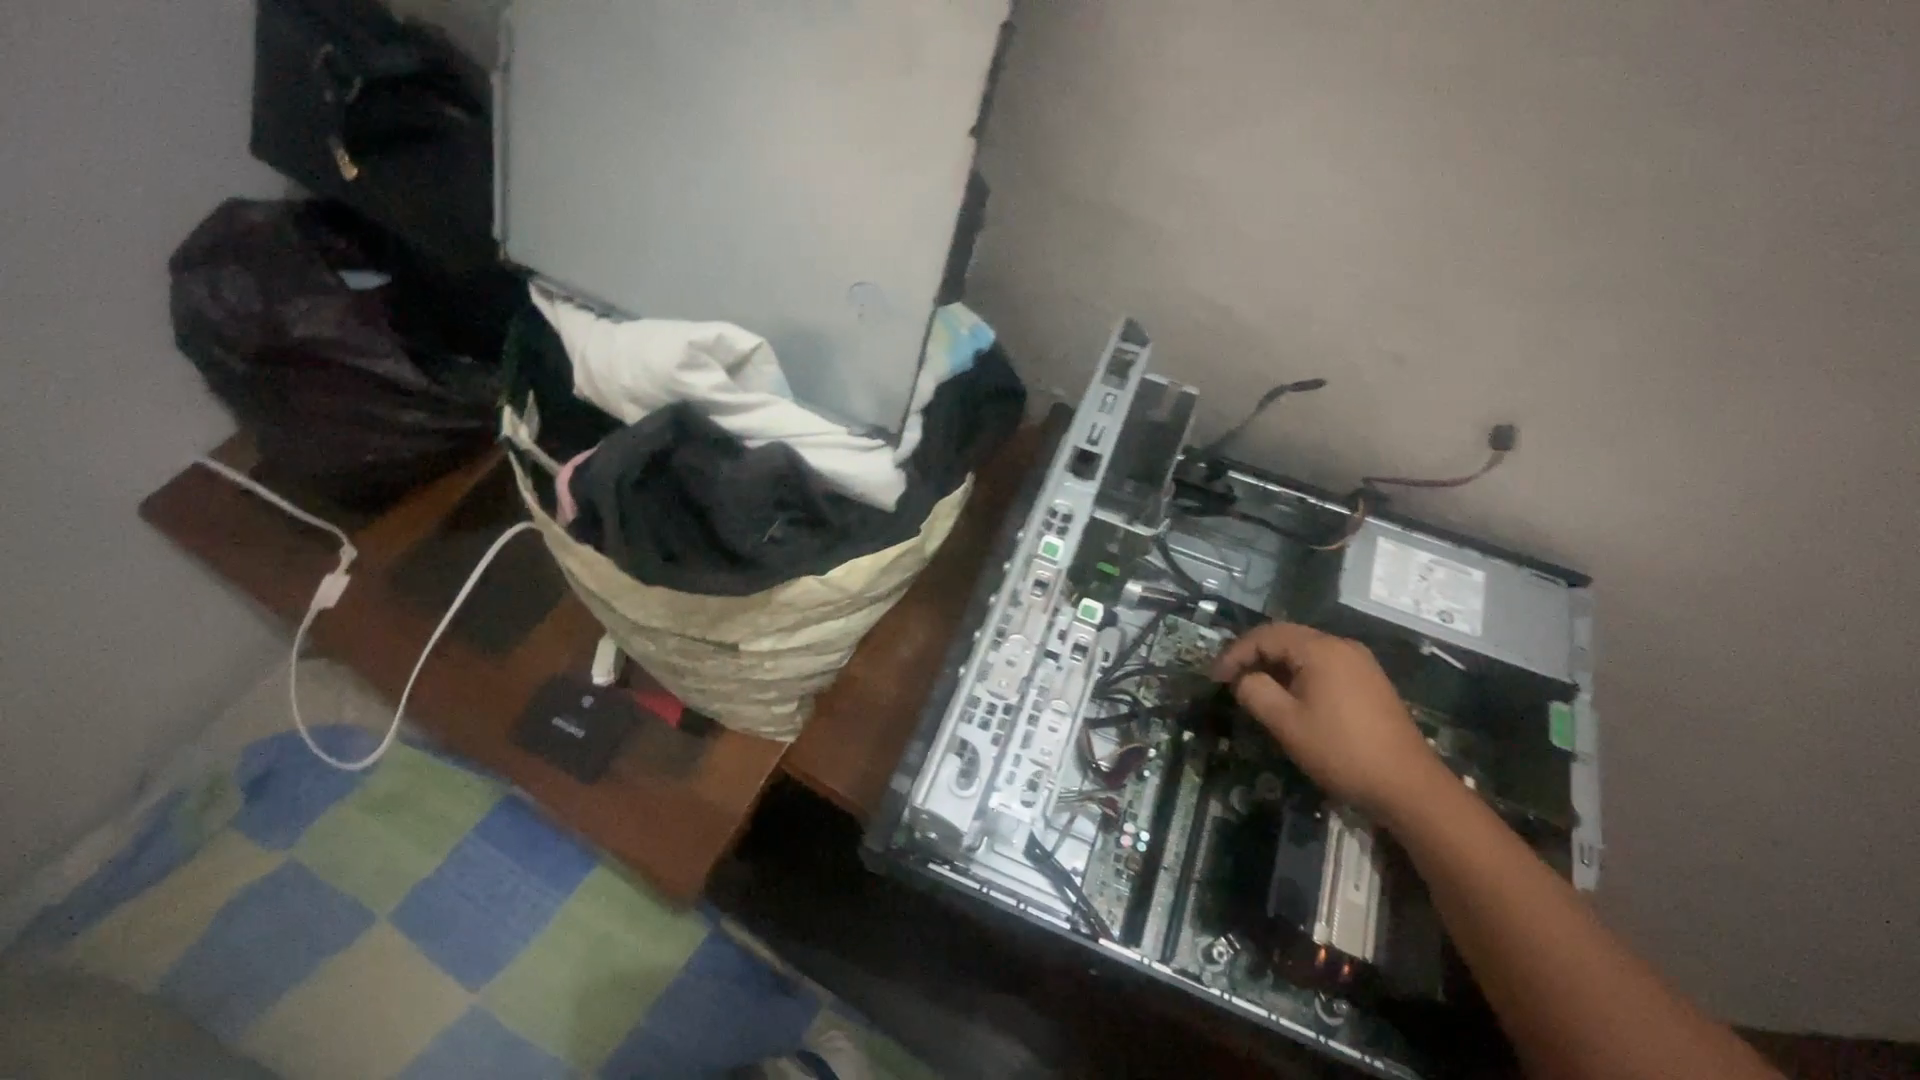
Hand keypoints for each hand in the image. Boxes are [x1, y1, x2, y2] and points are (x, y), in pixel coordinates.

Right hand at [1211, 623, 1445, 819]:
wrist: (1407, 785)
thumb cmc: (1340, 751)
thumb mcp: (1286, 723)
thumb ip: (1255, 692)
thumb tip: (1242, 679)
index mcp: (1321, 649)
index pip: (1266, 635)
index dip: (1235, 653)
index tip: (1214, 678)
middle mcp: (1343, 646)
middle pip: (1287, 638)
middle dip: (1254, 656)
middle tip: (1229, 680)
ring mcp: (1361, 663)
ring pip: (1306, 652)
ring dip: (1276, 666)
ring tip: (1254, 690)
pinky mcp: (1370, 683)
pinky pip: (1324, 666)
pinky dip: (1299, 675)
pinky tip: (1290, 699)